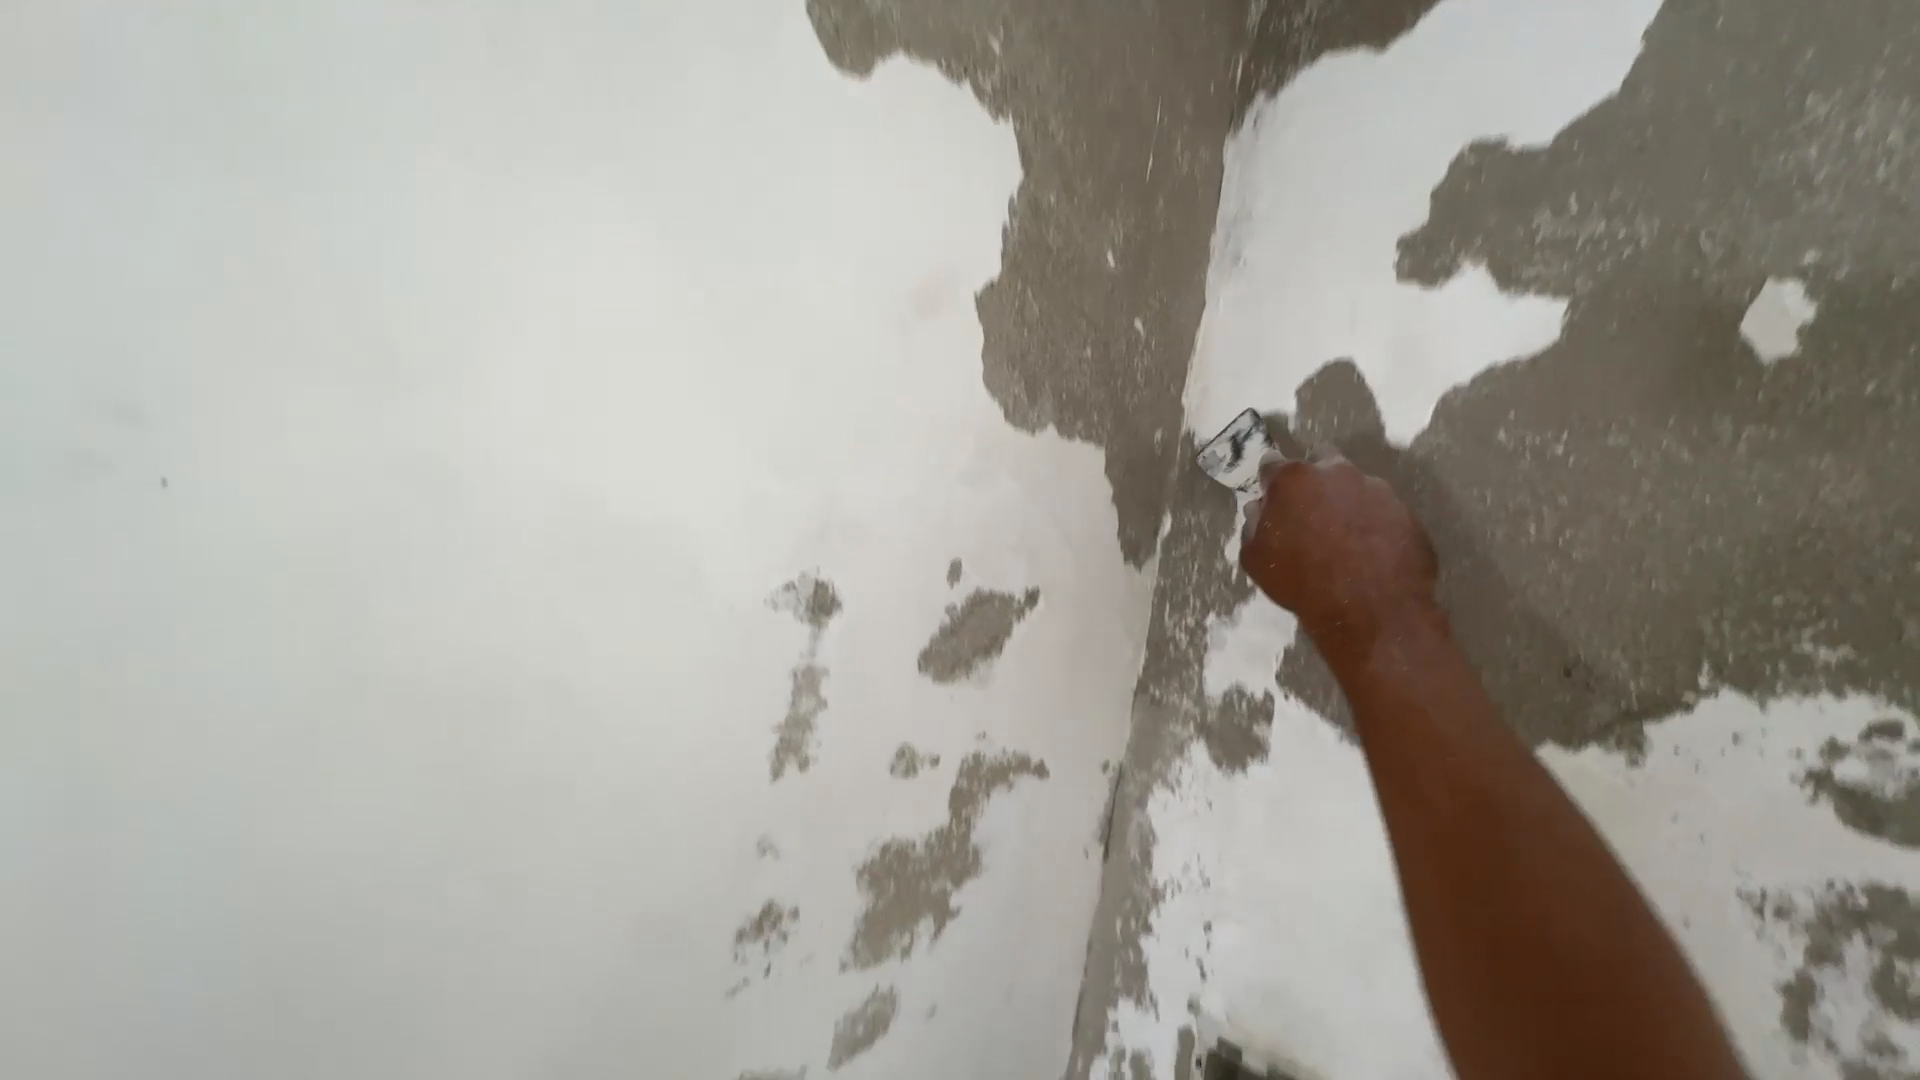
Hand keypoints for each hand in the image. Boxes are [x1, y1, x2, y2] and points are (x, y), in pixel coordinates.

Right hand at [1240, 450, 1439, 653]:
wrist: (1369, 608)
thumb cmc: (1300, 581)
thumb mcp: (1256, 559)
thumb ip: (1253, 525)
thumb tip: (1259, 508)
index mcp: (1293, 479)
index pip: (1272, 464)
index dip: (1269, 481)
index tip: (1270, 497)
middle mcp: (1336, 472)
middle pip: (1320, 461)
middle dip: (1312, 478)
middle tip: (1308, 510)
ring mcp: (1375, 488)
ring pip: (1353, 483)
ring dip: (1344, 499)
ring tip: (1342, 534)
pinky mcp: (1404, 510)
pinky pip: (1380, 508)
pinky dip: (1371, 520)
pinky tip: (1367, 547)